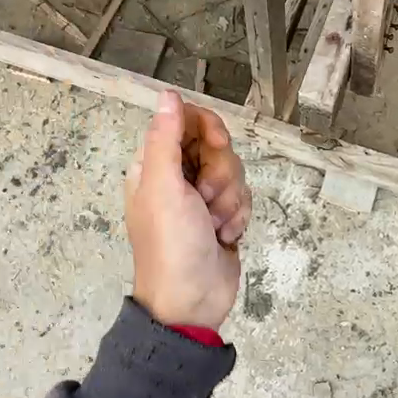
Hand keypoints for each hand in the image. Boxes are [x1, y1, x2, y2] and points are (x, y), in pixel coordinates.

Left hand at [125, 90, 251, 330]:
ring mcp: (200, 198)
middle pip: (215, 144)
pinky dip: (238, 215)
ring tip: (215, 224)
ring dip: (230, 198)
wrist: (191, 304)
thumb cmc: (171, 244)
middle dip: (221, 171)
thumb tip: (168, 93)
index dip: (207, 127)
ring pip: (233, 170)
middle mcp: (177, 176)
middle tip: (206, 197)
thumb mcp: (164, 187)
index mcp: (154, 165)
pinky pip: (243, 195)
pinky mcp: (222, 216)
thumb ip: (165, 138)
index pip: (187, 120)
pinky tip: (226, 236)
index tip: (217, 143)